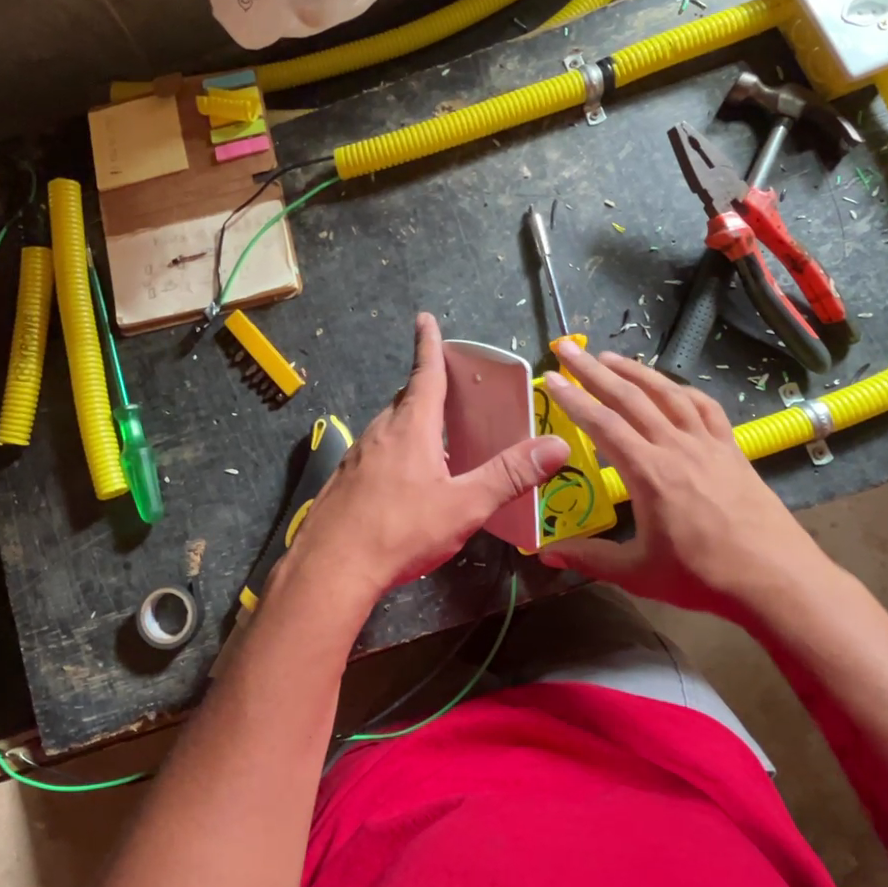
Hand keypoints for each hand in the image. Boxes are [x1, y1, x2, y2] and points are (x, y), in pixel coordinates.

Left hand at [277, 312, 571, 604]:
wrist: (330, 567)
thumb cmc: (400, 530)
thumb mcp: (464, 505)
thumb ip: (508, 475)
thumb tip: (557, 445)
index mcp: (410, 427)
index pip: (424, 374)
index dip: (429, 345)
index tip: (425, 319)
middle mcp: (380, 432)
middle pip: (406, 399)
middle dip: (425, 388)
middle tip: (446, 388)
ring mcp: (357, 457)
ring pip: (388, 427)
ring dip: (410, 423)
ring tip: (433, 437)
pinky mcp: (343, 481)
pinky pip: (375, 453)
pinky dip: (394, 451)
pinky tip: (403, 481)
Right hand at [537, 340, 830, 616]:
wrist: (776, 580)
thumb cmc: (703, 577)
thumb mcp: (638, 573)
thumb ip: (590, 558)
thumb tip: (546, 553)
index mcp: (649, 473)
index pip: (602, 424)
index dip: (573, 399)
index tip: (551, 378)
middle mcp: (676, 448)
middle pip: (630, 397)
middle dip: (594, 371)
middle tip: (567, 348)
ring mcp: (708, 445)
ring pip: (667, 394)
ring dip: (635, 371)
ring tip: (609, 357)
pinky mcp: (732, 450)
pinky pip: (704, 408)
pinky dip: (681, 390)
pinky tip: (669, 387)